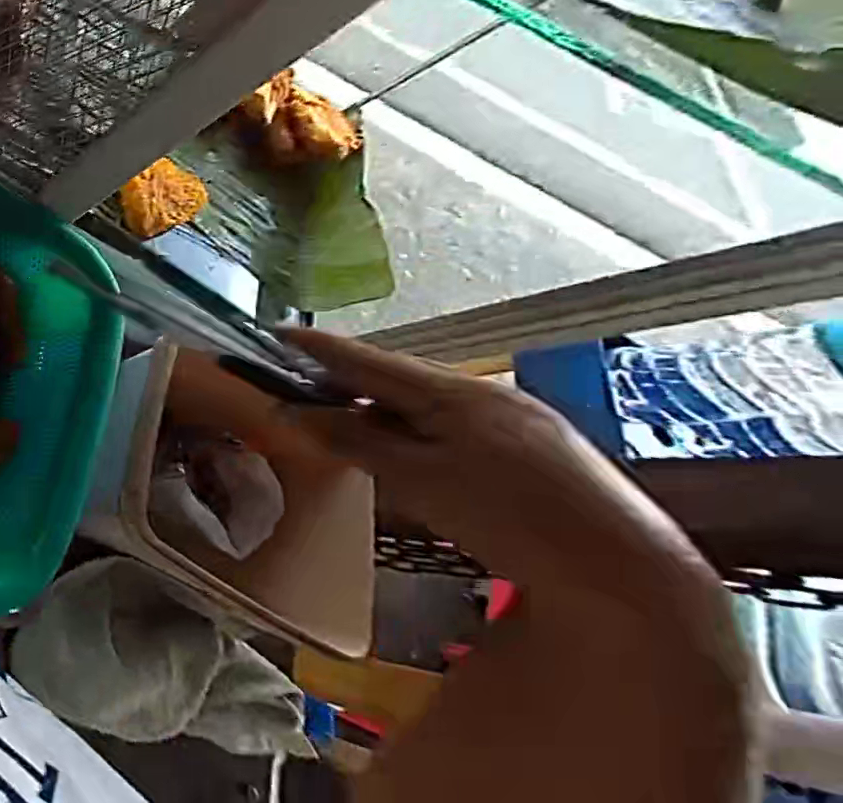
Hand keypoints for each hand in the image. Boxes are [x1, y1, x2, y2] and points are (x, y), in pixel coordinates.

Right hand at [274, 329, 721, 615]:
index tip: (276, 332)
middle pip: (398, 378)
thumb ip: (352, 441)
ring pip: (427, 402)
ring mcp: (517, 417)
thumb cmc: (512, 520)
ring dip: (383, 407)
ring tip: (351, 424)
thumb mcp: (416, 480)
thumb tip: (291, 413)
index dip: (319, 347)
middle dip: (349, 380)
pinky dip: (417, 427)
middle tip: (305, 389)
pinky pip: (455, 421)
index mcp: (455, 393)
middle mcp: (487, 393)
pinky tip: (412, 450)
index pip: (369, 359)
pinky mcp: (537, 444)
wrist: (633, 577)